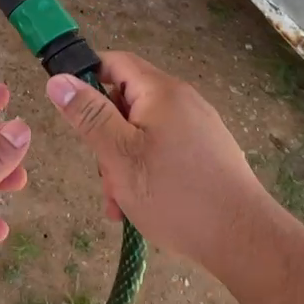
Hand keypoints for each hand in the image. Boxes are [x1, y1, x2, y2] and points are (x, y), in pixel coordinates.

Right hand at [46, 52, 271, 270]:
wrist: (245, 241)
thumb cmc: (175, 194)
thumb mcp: (119, 154)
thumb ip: (88, 115)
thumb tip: (58, 80)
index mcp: (162, 92)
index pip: (115, 62)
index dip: (87, 77)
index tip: (71, 110)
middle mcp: (184, 101)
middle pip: (127, 101)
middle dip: (105, 134)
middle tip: (102, 172)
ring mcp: (199, 128)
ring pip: (143, 131)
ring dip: (122, 160)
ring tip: (120, 201)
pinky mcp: (209, 154)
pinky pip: (164, 150)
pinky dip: (145, 170)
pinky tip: (140, 206)